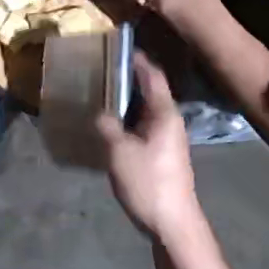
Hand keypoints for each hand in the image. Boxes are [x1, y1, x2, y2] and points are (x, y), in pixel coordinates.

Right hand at [96, 55, 203, 237]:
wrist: (173, 223)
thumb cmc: (149, 183)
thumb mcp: (119, 152)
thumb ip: (106, 126)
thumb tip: (98, 111)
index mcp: (164, 113)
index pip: (152, 75)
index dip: (136, 58)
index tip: (115, 45)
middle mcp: (168, 121)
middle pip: (147, 91)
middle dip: (124, 79)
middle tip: (96, 70)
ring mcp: (166, 138)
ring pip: (142, 110)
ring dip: (122, 102)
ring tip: (95, 94)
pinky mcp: (160, 154)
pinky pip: (140, 127)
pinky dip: (124, 120)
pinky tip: (105, 125)